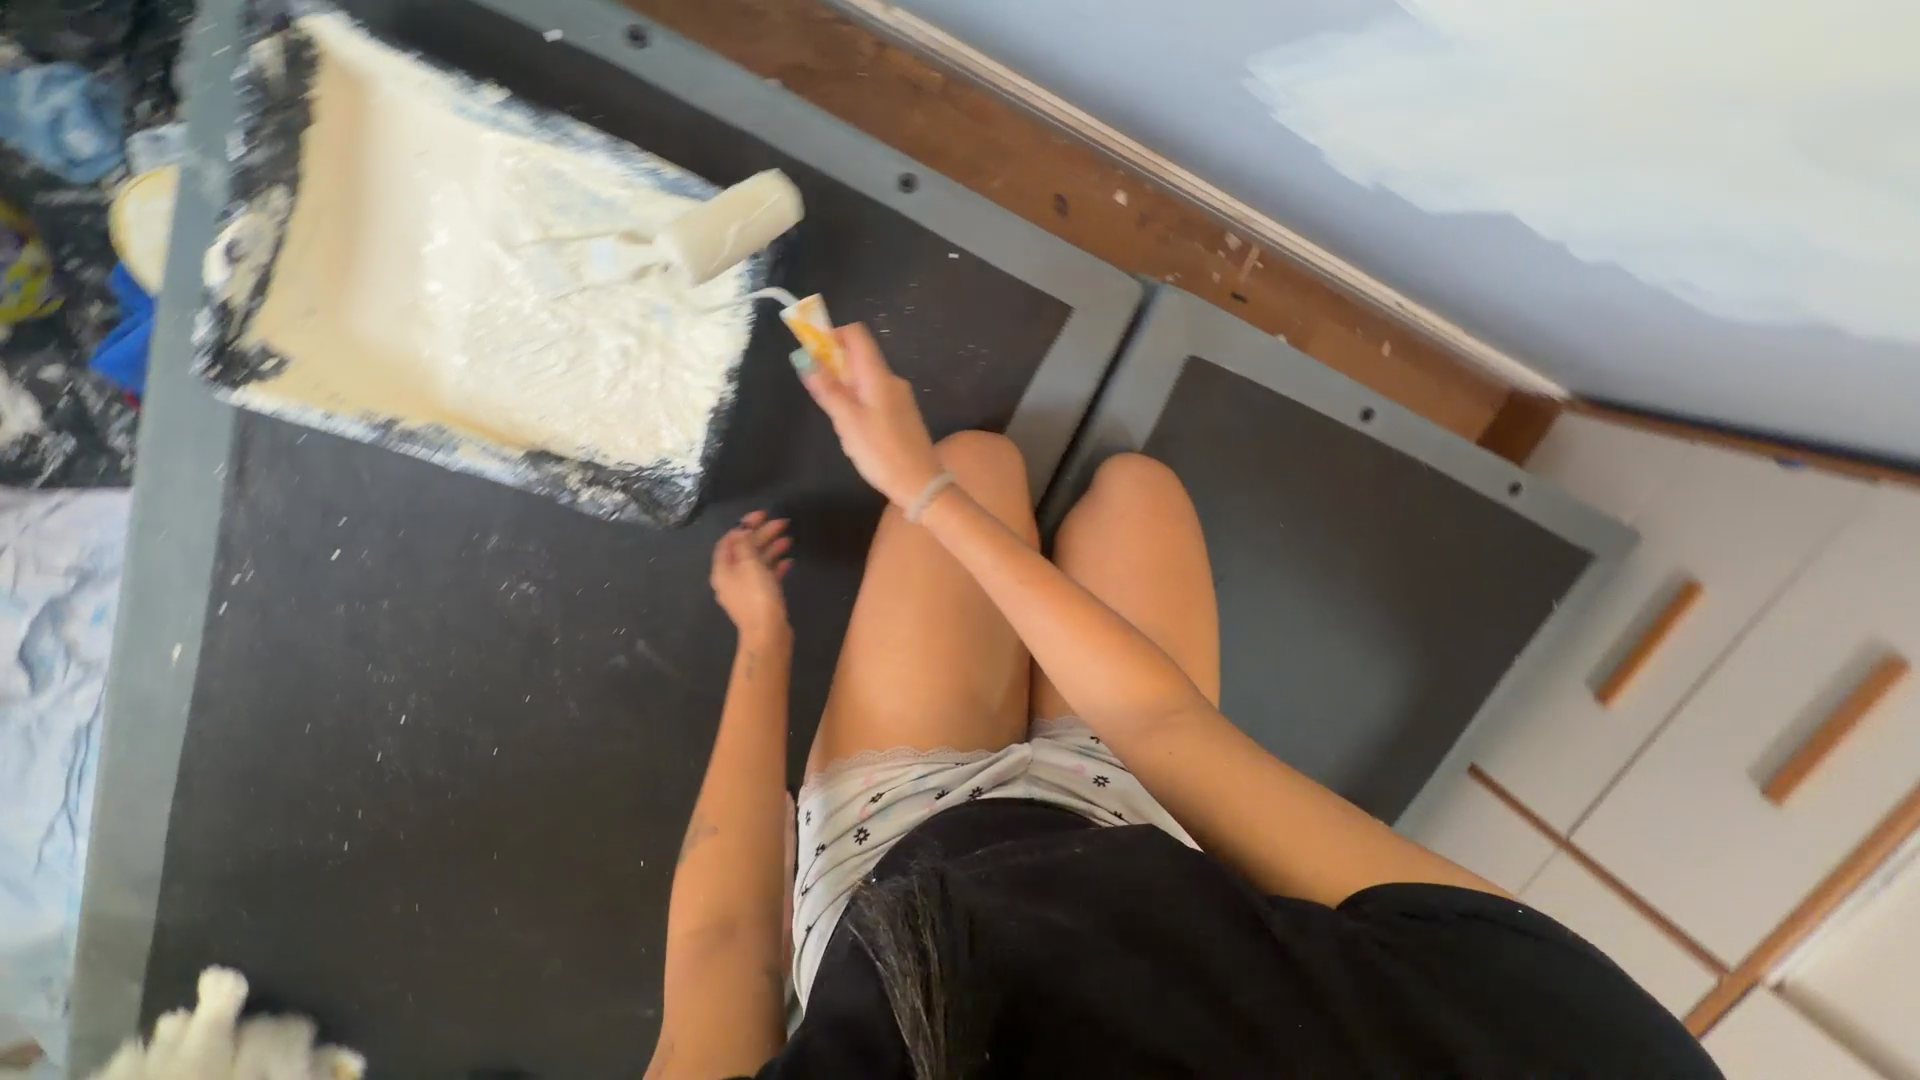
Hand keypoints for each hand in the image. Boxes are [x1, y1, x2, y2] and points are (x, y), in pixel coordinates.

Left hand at [710, 511, 792, 642]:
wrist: (767, 633)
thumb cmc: (757, 596)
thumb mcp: (750, 564)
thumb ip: (745, 544)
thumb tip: (741, 530)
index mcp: (722, 570)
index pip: (729, 540)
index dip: (744, 525)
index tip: (762, 515)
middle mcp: (730, 579)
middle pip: (745, 550)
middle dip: (762, 535)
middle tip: (782, 523)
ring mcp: (745, 590)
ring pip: (757, 563)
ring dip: (771, 549)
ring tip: (788, 539)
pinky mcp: (759, 599)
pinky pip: (766, 577)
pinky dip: (776, 567)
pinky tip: (789, 562)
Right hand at [798, 323, 944, 508]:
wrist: (919, 483)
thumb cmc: (881, 452)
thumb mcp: (847, 421)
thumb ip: (827, 389)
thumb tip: (805, 359)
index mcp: (879, 376)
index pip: (856, 335)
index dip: (832, 336)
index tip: (813, 356)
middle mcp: (891, 380)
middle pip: (858, 358)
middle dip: (834, 372)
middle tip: (825, 402)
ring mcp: (899, 398)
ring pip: (864, 382)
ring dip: (845, 394)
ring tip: (843, 427)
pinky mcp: (902, 414)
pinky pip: (873, 399)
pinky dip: (858, 407)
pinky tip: (857, 435)